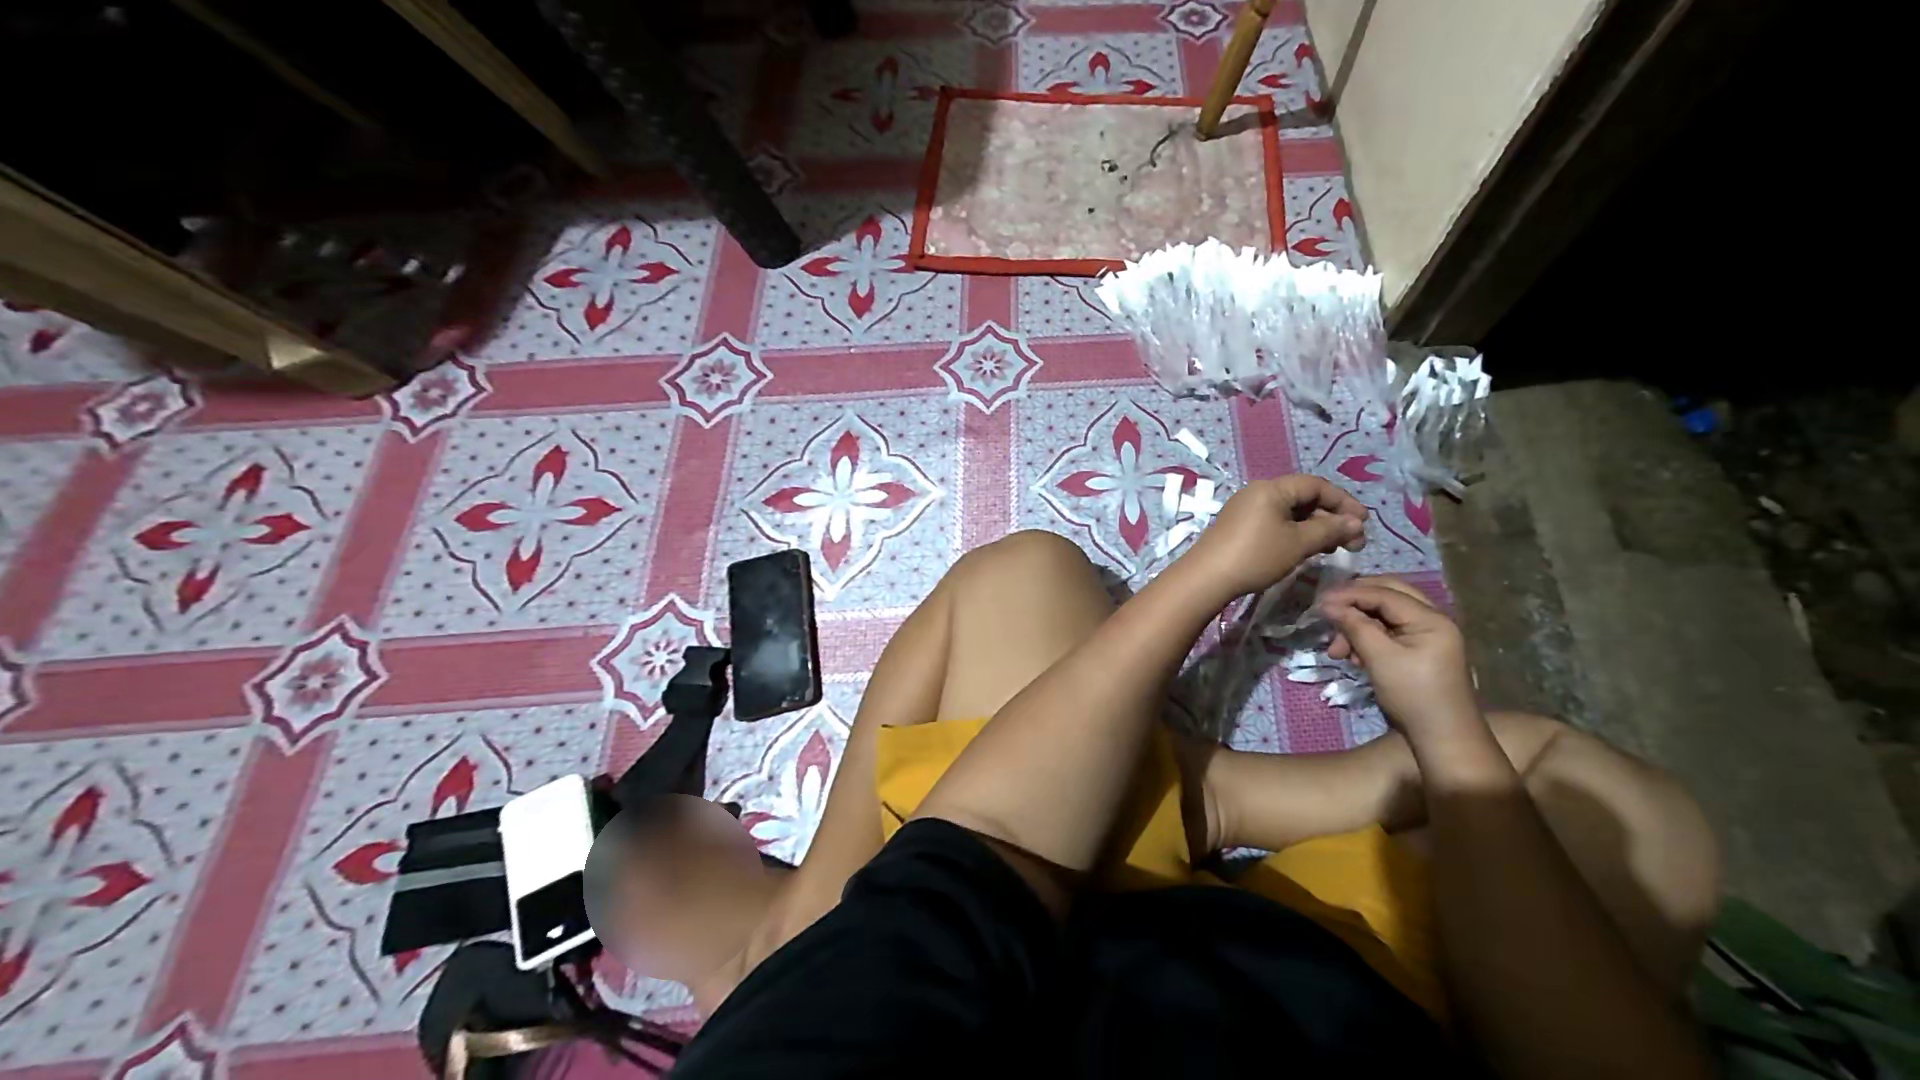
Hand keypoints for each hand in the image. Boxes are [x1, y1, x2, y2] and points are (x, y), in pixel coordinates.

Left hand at [1182, 475, 1366, 599]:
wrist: (1207, 578)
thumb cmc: (1256, 556)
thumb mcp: (1298, 543)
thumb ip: (1330, 529)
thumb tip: (1356, 523)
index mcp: (1272, 488)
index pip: (1316, 485)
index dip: (1344, 502)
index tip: (1363, 523)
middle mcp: (1257, 492)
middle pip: (1304, 498)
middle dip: (1332, 518)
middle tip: (1353, 543)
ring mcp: (1246, 509)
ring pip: (1291, 512)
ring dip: (1316, 528)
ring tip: (1334, 550)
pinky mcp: (1239, 526)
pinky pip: (1276, 522)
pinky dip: (1296, 533)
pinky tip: (1307, 551)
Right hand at [1319, 577, 1479, 741]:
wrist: (1442, 736)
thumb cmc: (1413, 695)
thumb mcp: (1380, 658)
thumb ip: (1354, 626)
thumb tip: (1327, 604)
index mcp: (1430, 619)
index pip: (1384, 593)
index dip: (1350, 594)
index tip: (1319, 602)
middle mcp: (1431, 620)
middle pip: (1387, 596)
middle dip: (1354, 603)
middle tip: (1328, 613)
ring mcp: (1425, 635)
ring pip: (1383, 615)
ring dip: (1356, 626)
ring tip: (1337, 650)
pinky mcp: (1416, 650)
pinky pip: (1386, 632)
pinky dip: (1365, 638)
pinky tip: (1352, 657)